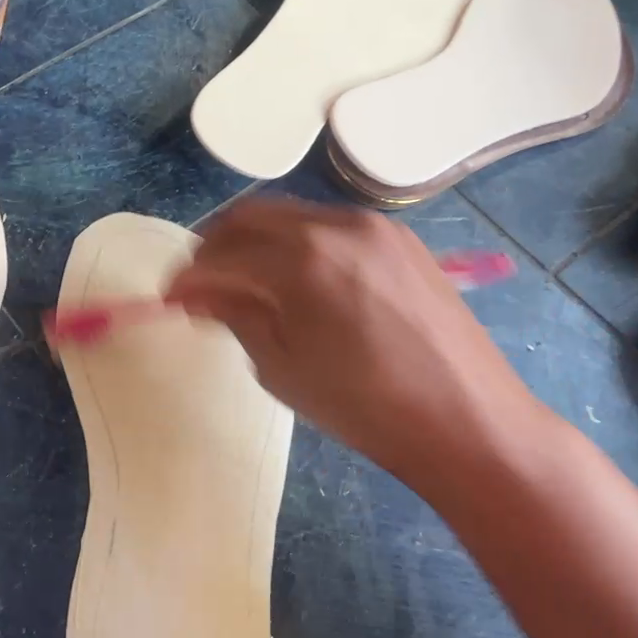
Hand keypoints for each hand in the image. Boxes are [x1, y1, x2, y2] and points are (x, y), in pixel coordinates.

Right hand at [162, 197, 545, 485]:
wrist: (468, 422)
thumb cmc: (362, 404)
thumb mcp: (279, 365)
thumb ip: (233, 314)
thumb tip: (195, 293)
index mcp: (301, 260)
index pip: (220, 255)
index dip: (186, 277)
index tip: (169, 299)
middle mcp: (336, 226)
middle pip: (249, 216)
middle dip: (214, 247)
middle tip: (199, 284)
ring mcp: (374, 227)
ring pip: (289, 216)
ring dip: (253, 241)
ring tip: (244, 284)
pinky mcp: (399, 240)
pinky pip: (327, 227)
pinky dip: (295, 244)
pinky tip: (294, 281)